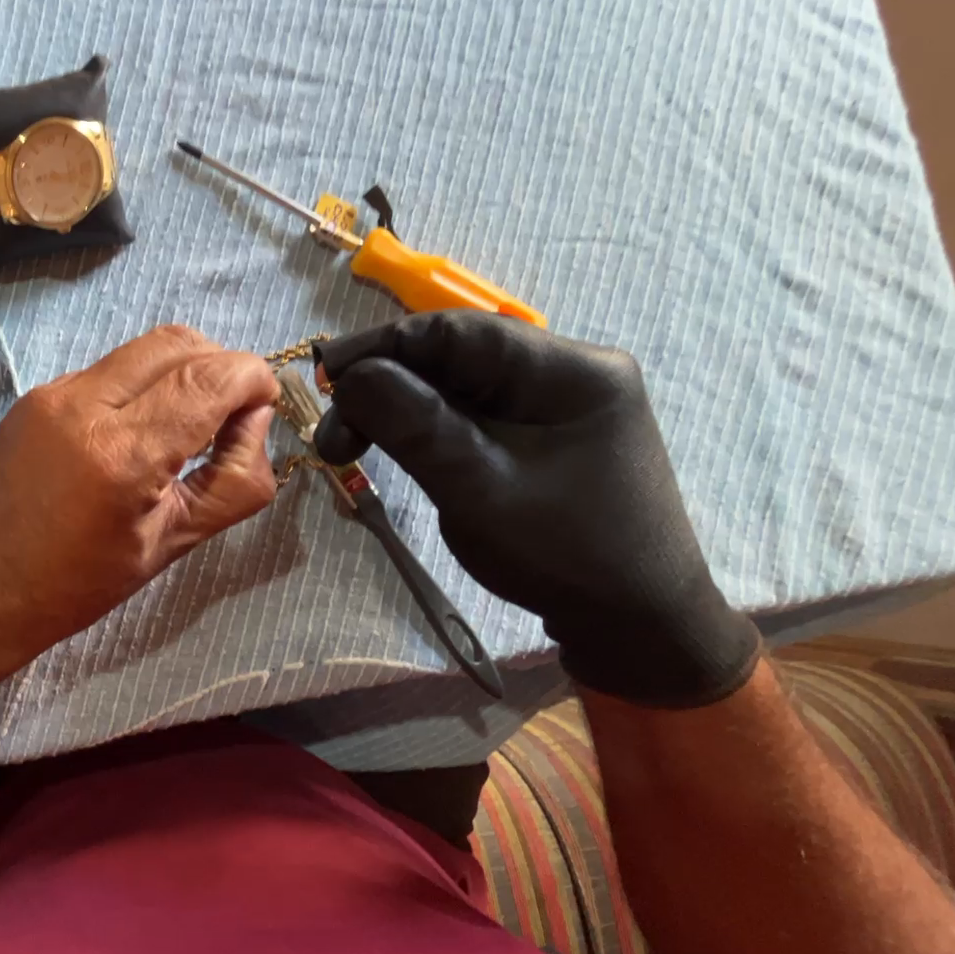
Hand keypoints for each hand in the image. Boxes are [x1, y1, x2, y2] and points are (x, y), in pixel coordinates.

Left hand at [0, 325, 278, 664]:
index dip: (253, 380)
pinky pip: (106, 369)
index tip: (263, 404)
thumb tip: (256, 419)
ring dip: (179, 372)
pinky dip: (138, 385)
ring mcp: (51, 394)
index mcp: (122, 454)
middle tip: (228, 414)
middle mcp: (83, 406)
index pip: (210, 378)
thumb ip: (235, 480)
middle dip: (220, 365)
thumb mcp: (174, 543)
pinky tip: (134, 430)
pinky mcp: (34, 395)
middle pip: (178, 344)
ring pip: (140, 349)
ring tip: (183, 424)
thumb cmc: (84, 581)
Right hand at [313, 311, 758, 706]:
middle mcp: (564, 372)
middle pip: (451, 357)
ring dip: (391, 411)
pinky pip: (463, 414)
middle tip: (331, 439)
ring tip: (345, 450)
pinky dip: (416, 428)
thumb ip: (414, 425)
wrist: (631, 621)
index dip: (381, 346)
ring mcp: (550, 404)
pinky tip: (387, 447)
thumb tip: (350, 374)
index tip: (323, 380)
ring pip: (450, 386)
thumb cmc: (563, 554)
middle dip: (381, 388)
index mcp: (570, 371)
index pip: (458, 331)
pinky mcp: (534, 434)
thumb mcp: (479, 489)